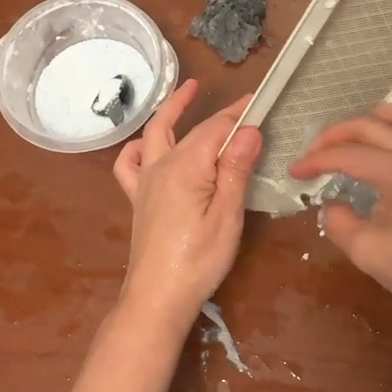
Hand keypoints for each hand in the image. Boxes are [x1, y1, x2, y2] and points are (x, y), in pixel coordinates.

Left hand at [111, 79, 261, 326]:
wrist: (157, 298)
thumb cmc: (198, 261)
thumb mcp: (227, 216)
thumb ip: (235, 170)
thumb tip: (249, 130)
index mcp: (186, 167)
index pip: (217, 128)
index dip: (240, 114)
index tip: (261, 102)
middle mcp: (161, 166)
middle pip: (193, 130)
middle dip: (220, 114)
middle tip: (245, 103)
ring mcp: (145, 181)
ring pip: (156, 134)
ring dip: (172, 110)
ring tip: (189, 92)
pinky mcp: (138, 198)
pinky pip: (130, 163)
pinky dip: (139, 147)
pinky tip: (147, 145)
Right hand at [289, 101, 391, 317]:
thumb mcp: (366, 251)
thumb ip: (338, 222)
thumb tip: (331, 204)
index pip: (348, 155)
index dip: (316, 161)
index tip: (294, 173)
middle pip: (370, 125)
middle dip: (334, 135)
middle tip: (312, 155)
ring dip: (373, 119)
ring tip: (352, 139)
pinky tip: (383, 148)